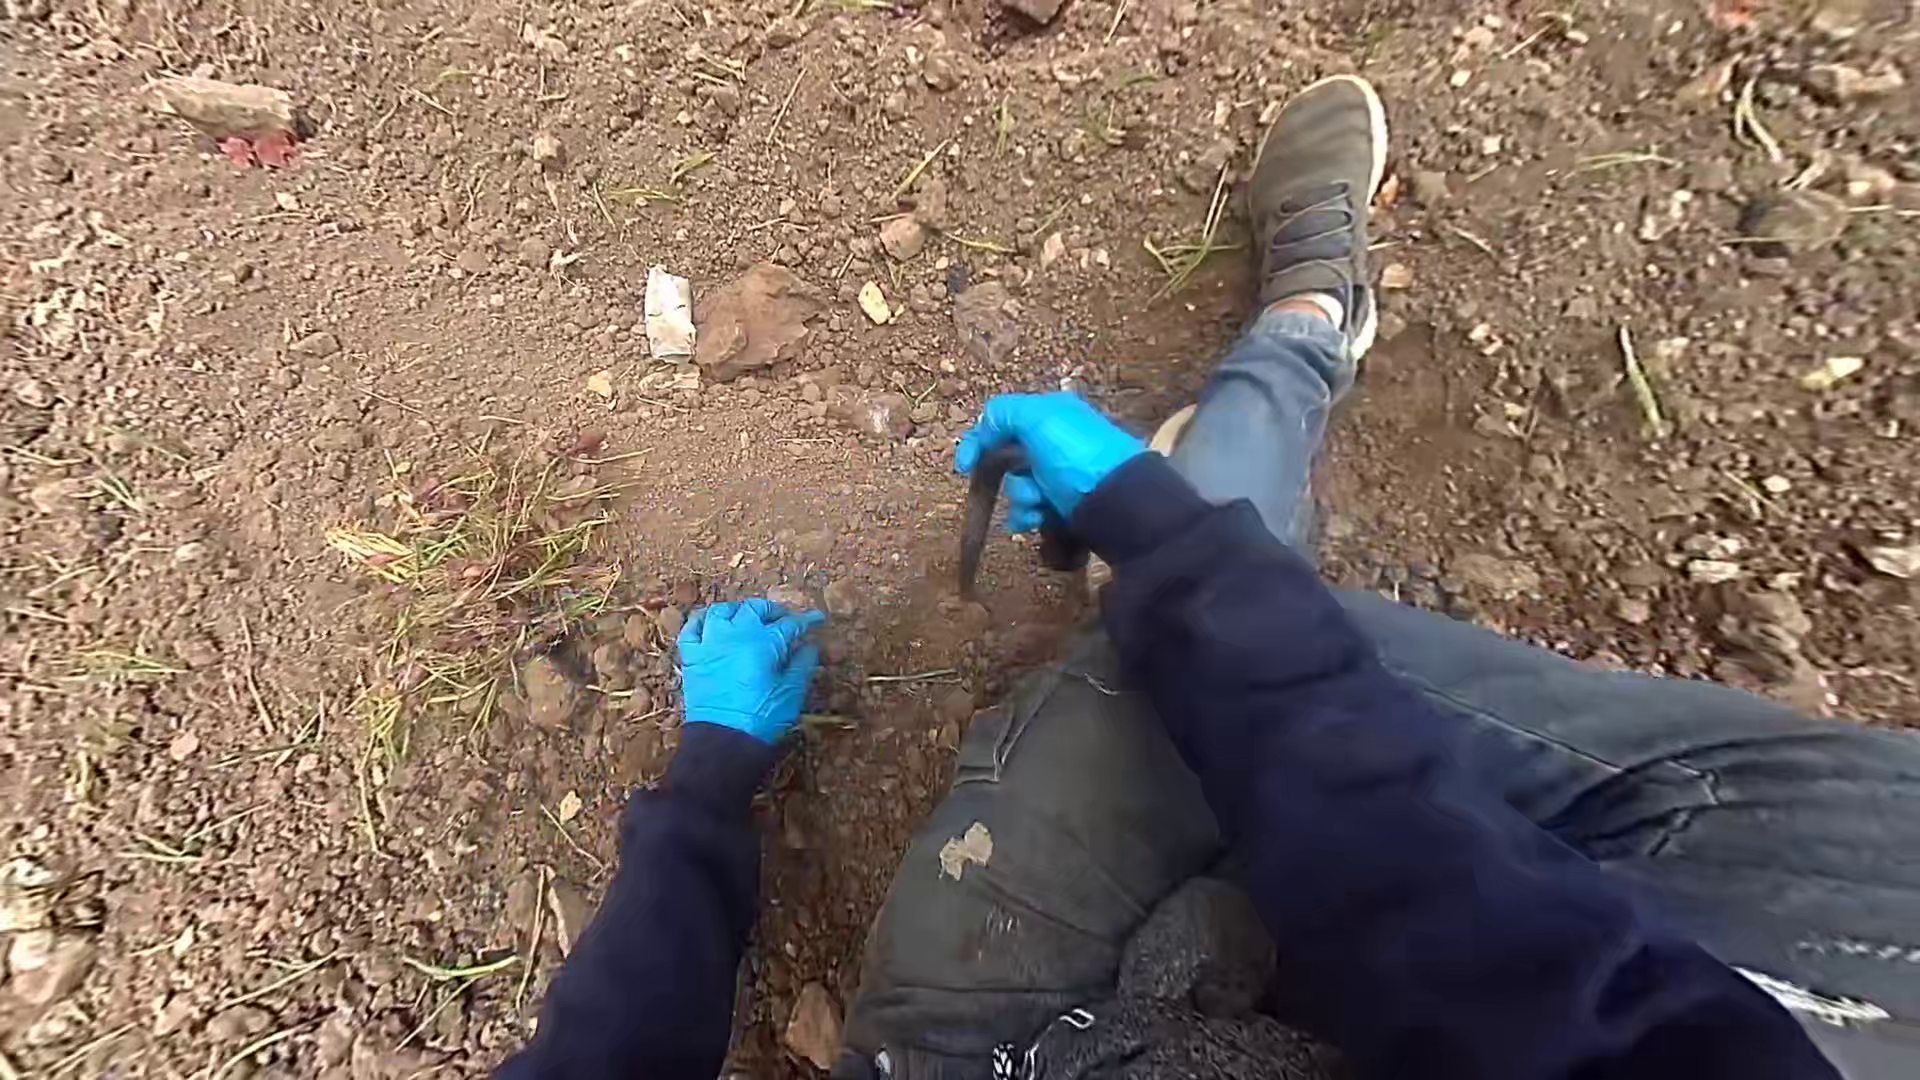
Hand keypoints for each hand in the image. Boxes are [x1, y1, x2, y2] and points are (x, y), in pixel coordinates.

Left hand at [677, 598, 826, 743]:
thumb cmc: (763, 718)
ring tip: (749, 619)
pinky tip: (713, 625)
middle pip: (755, 608)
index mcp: (765, 641)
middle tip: (785, 620)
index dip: (806, 620)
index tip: (817, 619)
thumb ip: (803, 663)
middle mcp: (736, 633)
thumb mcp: (792, 692)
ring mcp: (710, 642)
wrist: (723, 743)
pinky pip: (692, 628)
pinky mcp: (692, 656)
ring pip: (722, 611)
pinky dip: (703, 621)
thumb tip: (809, 645)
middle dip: (773, 611)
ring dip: (738, 611)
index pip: (791, 623)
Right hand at [955, 392, 1145, 531]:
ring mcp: (1055, 476)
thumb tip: (983, 427)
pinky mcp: (1059, 505)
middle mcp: (1051, 443)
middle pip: (1005, 459)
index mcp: (1048, 415)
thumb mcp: (1038, 418)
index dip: (977, 441)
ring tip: (1038, 502)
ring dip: (1020, 496)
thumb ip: (1003, 414)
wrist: (1115, 500)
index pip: (1000, 423)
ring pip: (1015, 487)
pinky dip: (1028, 515)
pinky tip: (1038, 518)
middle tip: (1019, 480)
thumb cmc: (1074, 453)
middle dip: (1005, 475)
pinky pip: (1028, 510)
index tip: (964, 466)